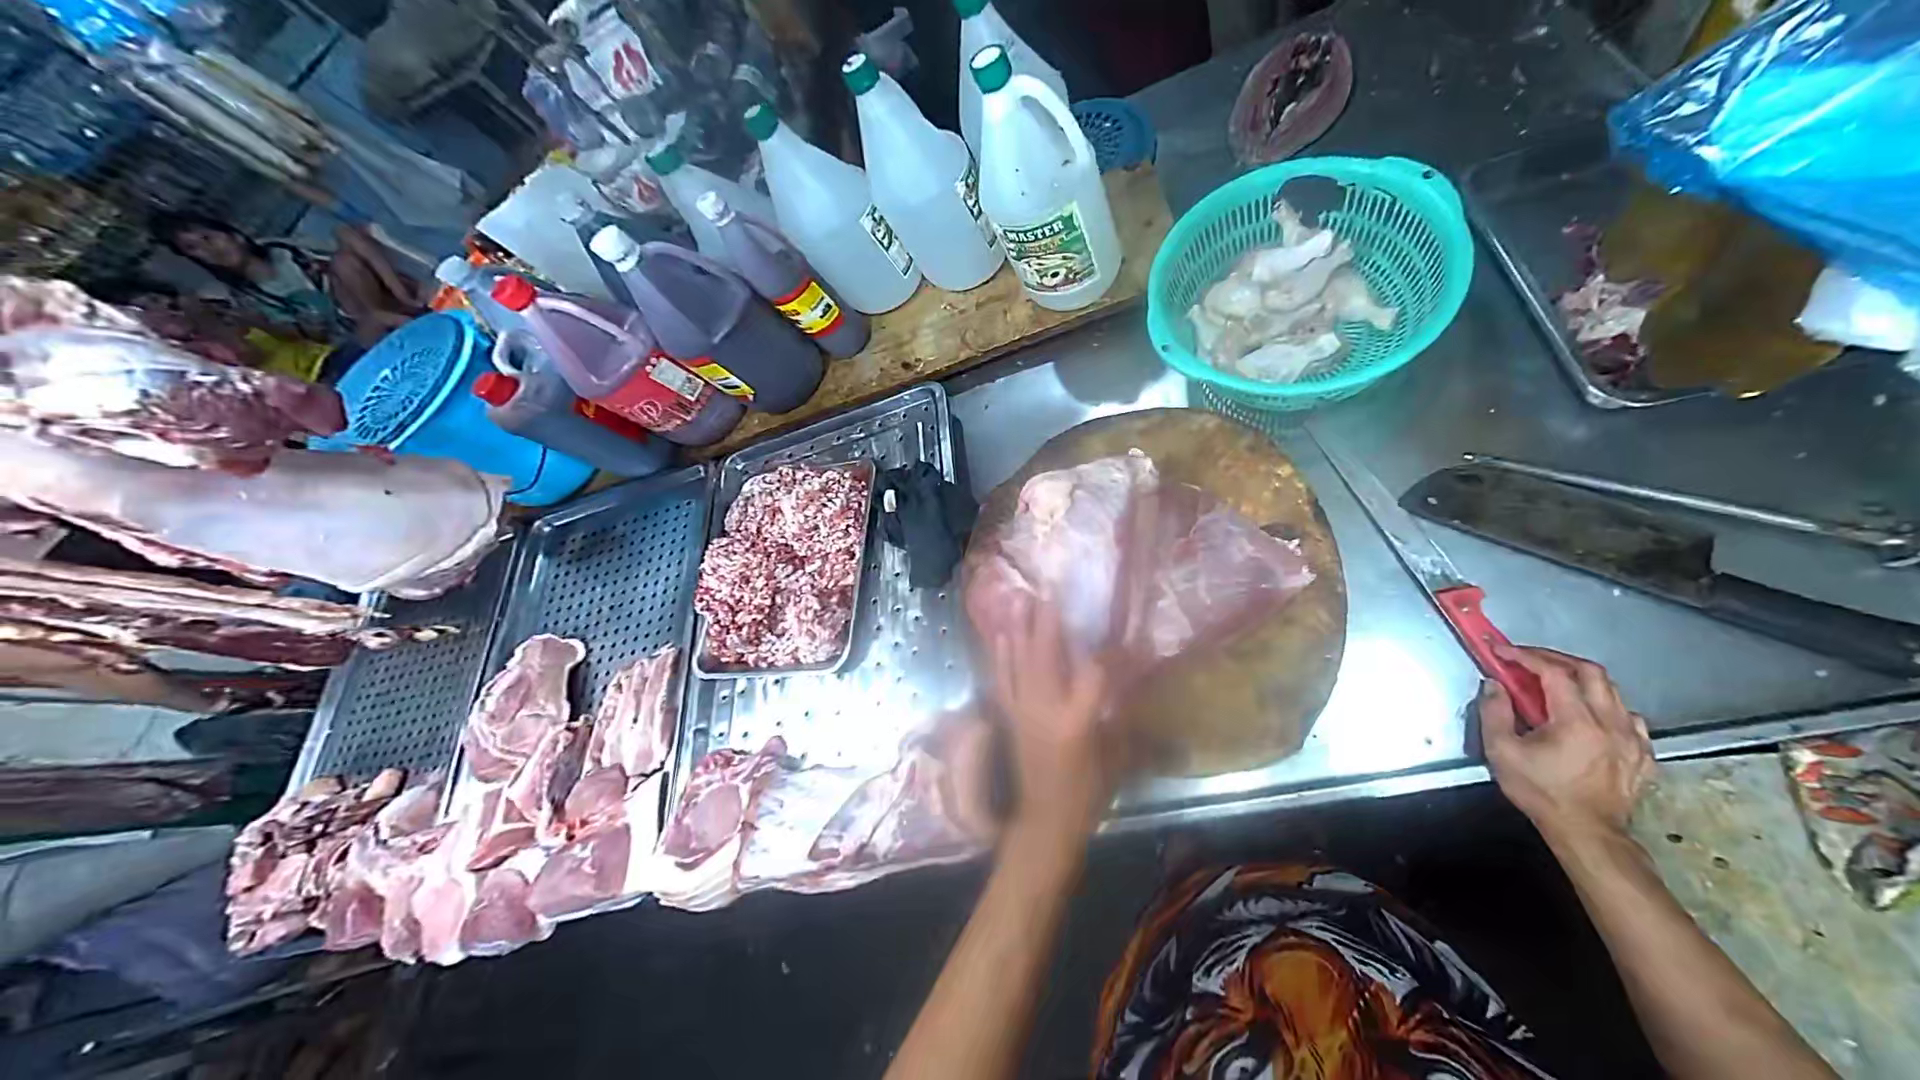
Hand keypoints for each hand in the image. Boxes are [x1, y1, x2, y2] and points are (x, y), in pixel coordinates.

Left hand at [988, 596, 1113, 838]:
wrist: (1046, 821)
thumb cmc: (1087, 794)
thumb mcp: (1115, 757)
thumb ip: (1119, 717)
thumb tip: (1126, 684)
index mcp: (1077, 720)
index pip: (1094, 671)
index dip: (1112, 653)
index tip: (1126, 642)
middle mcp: (1045, 708)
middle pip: (1046, 654)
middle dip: (1048, 619)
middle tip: (1050, 588)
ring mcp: (1023, 711)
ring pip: (1020, 660)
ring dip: (1021, 628)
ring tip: (1020, 597)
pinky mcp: (1009, 717)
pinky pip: (1003, 678)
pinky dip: (1002, 655)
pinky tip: (1001, 634)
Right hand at [1479, 645, 1654, 844]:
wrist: (1586, 832)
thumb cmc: (1540, 792)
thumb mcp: (1502, 751)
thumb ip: (1495, 712)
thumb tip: (1494, 685)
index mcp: (1576, 721)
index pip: (1553, 672)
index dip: (1524, 656)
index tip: (1502, 651)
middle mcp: (1610, 723)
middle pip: (1590, 672)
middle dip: (1555, 658)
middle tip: (1528, 660)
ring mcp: (1632, 739)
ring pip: (1613, 691)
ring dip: (1580, 679)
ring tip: (1555, 684)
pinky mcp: (1642, 754)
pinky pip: (1629, 717)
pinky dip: (1606, 706)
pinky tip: (1591, 715)